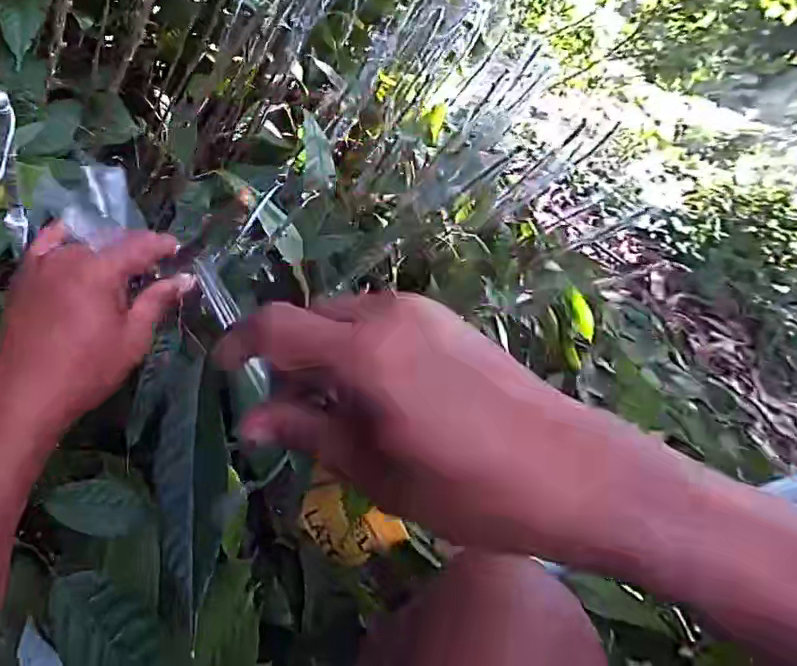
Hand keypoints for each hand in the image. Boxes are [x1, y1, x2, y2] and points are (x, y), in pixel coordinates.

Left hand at [0, 222, 192, 433]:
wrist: (24, 396)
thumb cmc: (85, 371)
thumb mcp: (131, 339)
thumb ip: (156, 301)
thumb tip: (184, 278)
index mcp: (100, 270)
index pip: (139, 245)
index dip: (161, 244)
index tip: (177, 248)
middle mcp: (71, 256)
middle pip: (111, 239)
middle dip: (135, 248)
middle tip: (151, 266)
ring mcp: (44, 263)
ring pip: (83, 241)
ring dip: (104, 247)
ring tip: (116, 265)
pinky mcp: (24, 275)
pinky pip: (47, 242)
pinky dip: (65, 237)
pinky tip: (74, 240)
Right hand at [216, 292, 704, 564]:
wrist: (577, 469)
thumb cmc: (473, 487)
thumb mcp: (379, 472)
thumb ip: (309, 433)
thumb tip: (249, 422)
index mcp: (365, 351)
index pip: (276, 324)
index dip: (238, 341)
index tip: (219, 367)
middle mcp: (385, 312)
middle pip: (308, 318)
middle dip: (285, 357)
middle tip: (286, 412)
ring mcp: (417, 309)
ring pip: (341, 317)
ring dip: (322, 352)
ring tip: (337, 410)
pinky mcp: (440, 316)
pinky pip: (375, 319)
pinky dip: (355, 346)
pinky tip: (377, 393)